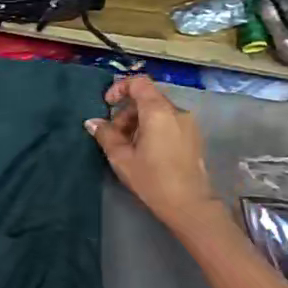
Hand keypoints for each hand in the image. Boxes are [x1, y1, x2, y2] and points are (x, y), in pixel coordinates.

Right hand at [86, 76, 222, 232]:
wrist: (189, 204)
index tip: (108, 104)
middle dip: (128, 112)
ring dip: (140, 122)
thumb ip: (106, 135)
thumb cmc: (153, 180)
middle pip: (148, 98)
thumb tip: (93, 122)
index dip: (120, 88)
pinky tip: (147, 152)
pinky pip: (170, 123)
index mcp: (158, 111)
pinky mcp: (194, 137)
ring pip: (159, 112)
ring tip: (129, 147)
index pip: (139, 83)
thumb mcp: (122, 159)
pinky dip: (155, 129)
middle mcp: (177, 111)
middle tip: (115, 135)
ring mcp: (189, 124)